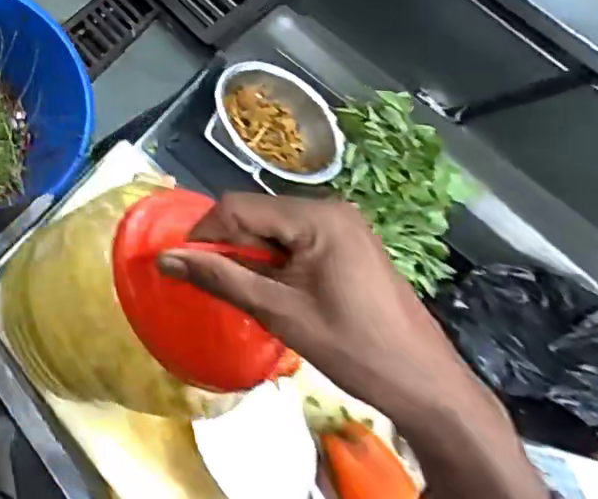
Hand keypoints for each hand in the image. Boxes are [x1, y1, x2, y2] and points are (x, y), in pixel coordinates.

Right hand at [160, 195, 549, 498]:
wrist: (432, 390)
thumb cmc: (356, 350)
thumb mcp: (280, 313)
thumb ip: (220, 278)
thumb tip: (165, 258)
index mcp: (316, 216)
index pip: (238, 207)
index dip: (205, 233)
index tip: (186, 264)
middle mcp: (329, 207)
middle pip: (256, 213)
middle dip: (230, 245)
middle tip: (218, 283)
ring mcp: (343, 223)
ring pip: (273, 226)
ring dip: (252, 253)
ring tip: (249, 291)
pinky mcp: (349, 241)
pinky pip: (295, 237)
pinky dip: (276, 259)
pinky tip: (278, 289)